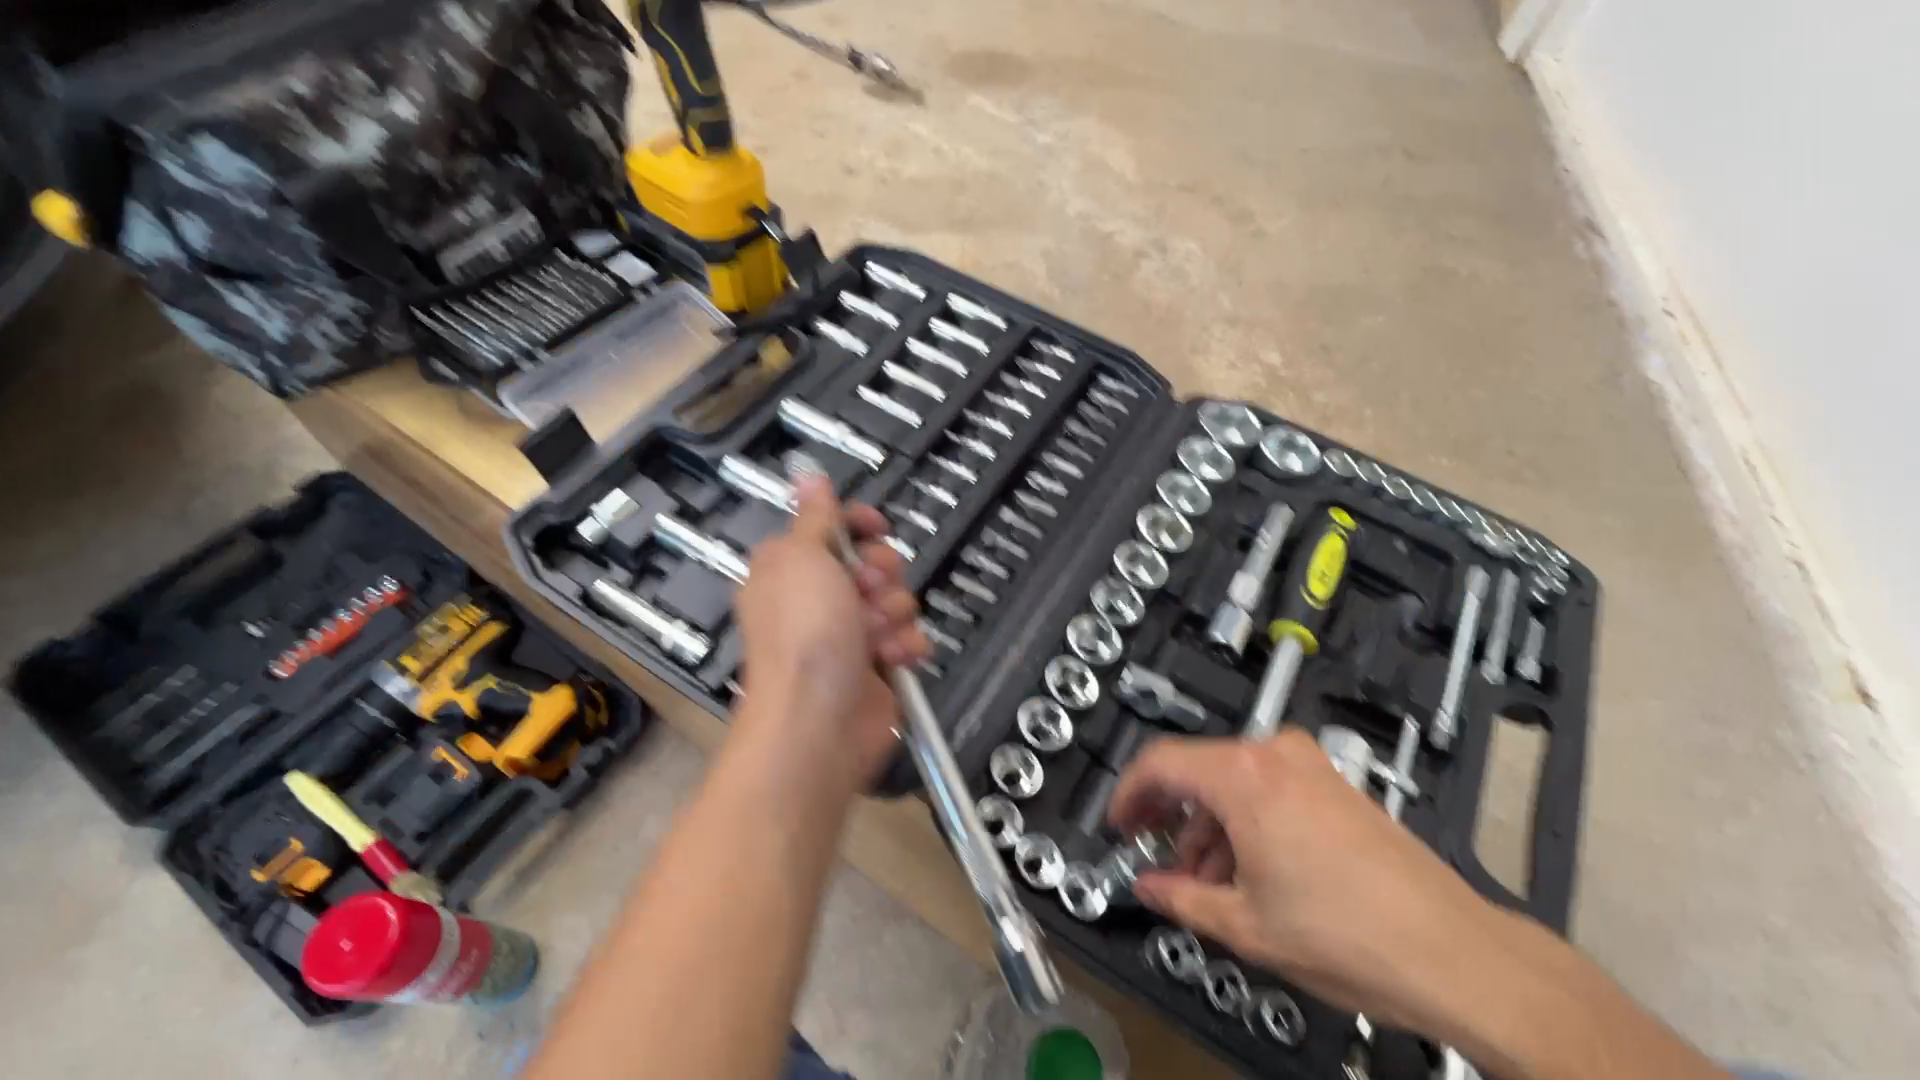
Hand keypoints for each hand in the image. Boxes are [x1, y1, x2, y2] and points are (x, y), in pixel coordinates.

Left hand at [734, 474, 928, 782]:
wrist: (818, 720)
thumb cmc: (803, 632)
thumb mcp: (801, 558)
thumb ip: (814, 517)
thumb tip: (808, 476)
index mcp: (791, 570)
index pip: (832, 530)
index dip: (858, 524)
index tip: (875, 526)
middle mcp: (819, 600)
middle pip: (874, 561)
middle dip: (881, 572)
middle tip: (867, 588)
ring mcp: (850, 635)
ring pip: (897, 599)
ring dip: (893, 613)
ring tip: (874, 634)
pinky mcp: (879, 666)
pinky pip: (909, 638)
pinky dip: (905, 646)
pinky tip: (892, 658)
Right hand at [1108, 729, 1506, 1034]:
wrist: (1452, 952)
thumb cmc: (1348, 936)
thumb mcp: (1244, 925)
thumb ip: (1181, 898)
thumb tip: (1149, 887)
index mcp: (1243, 777)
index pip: (1160, 763)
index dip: (1128, 794)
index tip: (1118, 824)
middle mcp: (1276, 756)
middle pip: (1198, 770)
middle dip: (1171, 816)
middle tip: (1153, 854)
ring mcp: (1312, 767)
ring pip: (1234, 782)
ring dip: (1209, 826)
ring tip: (1205, 881)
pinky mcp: (1336, 786)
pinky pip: (1270, 789)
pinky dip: (1245, 822)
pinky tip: (1248, 872)